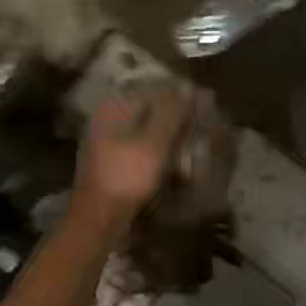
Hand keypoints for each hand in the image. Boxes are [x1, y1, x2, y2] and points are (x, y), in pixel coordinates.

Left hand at [75, 84, 191, 227]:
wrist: (97, 218)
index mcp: (115, 106)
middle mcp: (109, 116)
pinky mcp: (113, 159)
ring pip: (147, 127)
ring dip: (170, 133)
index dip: (182, 96)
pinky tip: (174, 158)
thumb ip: (171, 113)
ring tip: (193, 141)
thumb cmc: (126, 178)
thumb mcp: (153, 144)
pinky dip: (159, 148)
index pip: (156, 89)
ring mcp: (109, 138)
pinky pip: (142, 144)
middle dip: (177, 115)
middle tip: (203, 125)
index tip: (207, 105)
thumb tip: (189, 86)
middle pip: (150, 107)